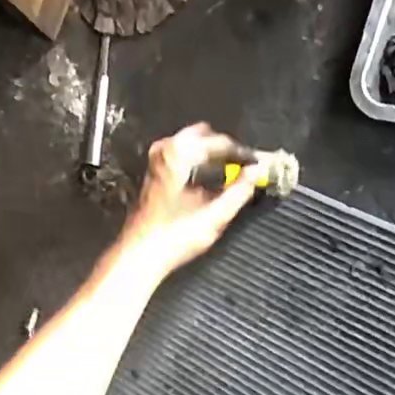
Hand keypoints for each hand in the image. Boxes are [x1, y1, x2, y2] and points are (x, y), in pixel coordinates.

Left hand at [115, 123, 256, 277]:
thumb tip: (256, 173)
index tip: (256, 162)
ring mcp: (155, 166)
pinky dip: (196, 166)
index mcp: (177, 154)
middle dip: (223, 150)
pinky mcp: (153, 180)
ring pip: (189, 148)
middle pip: (201, 138)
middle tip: (242, 166)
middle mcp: (163, 154)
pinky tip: (206, 184)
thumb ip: (239, 192)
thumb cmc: (170, 238)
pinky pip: (179, 161)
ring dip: (209, 158)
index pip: (218, 141)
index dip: (241, 152)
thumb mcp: (214, 217)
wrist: (138, 257)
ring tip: (228, 174)